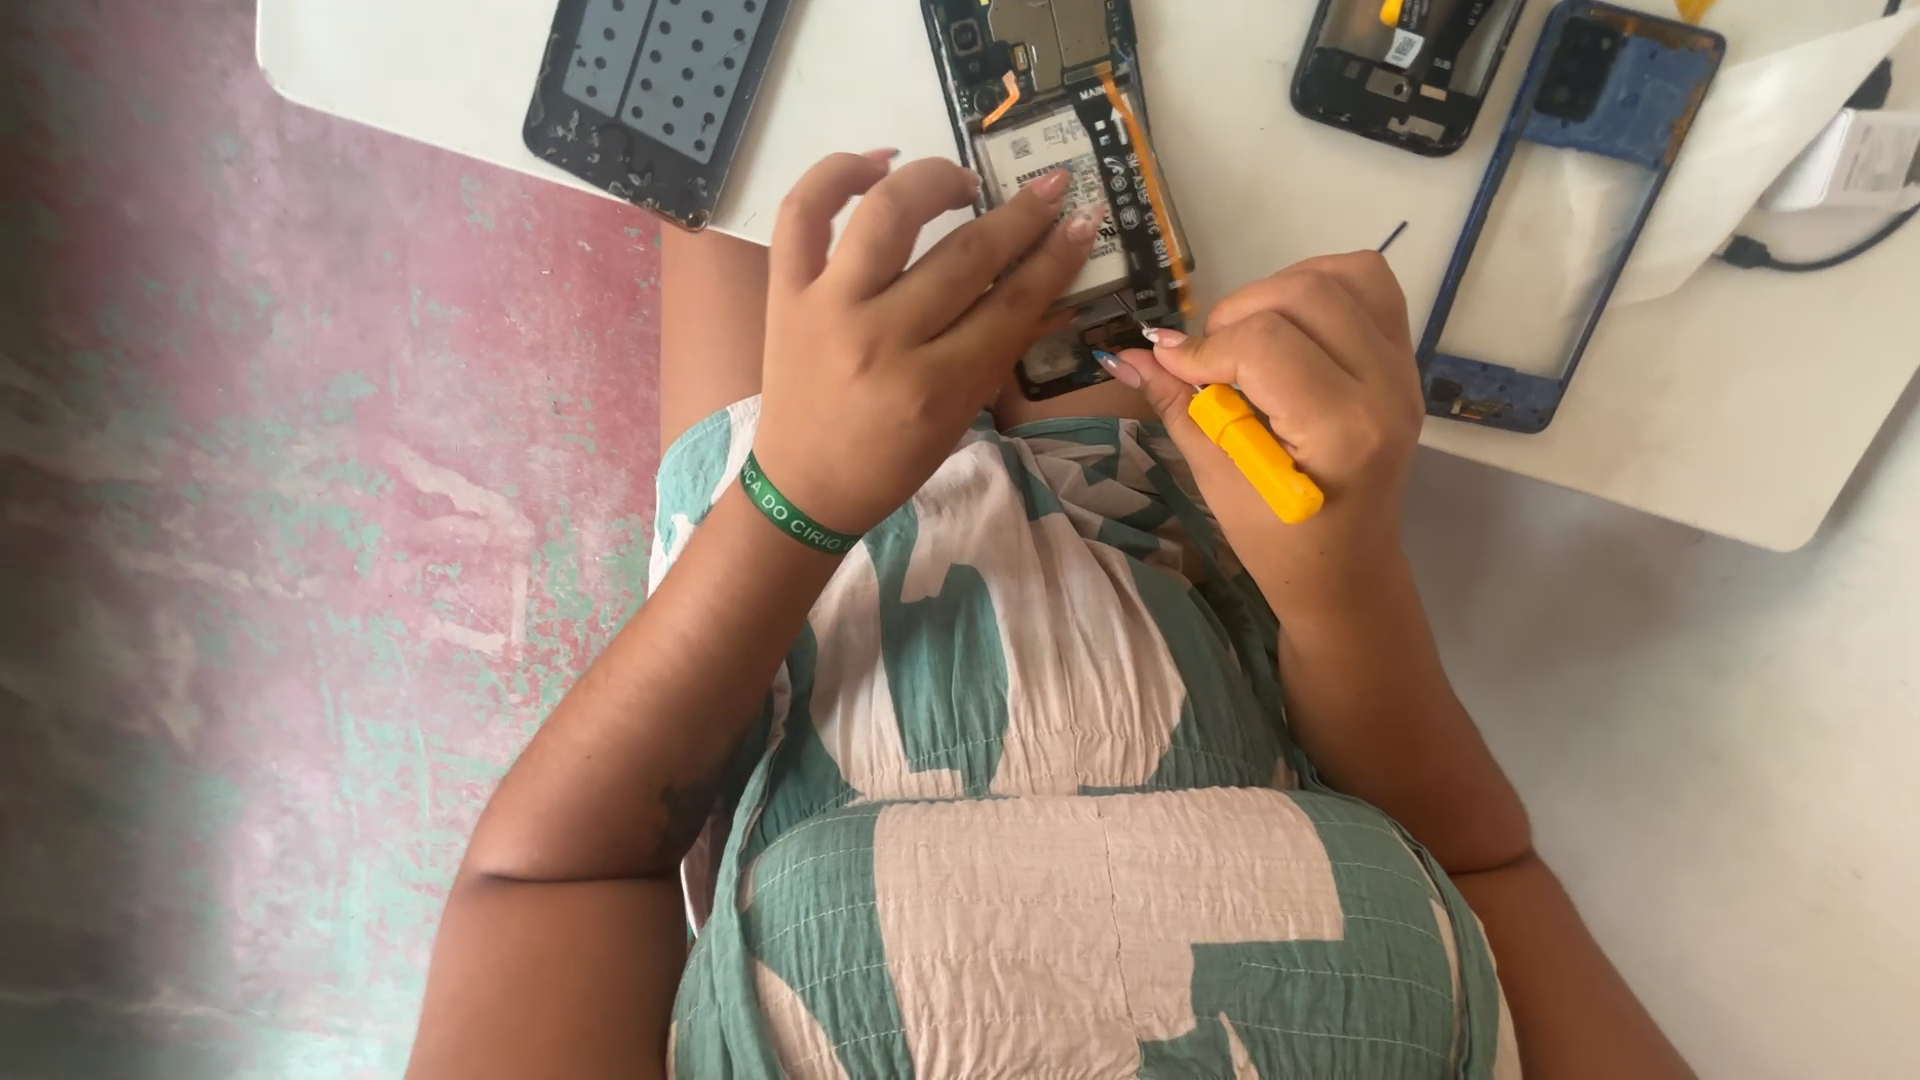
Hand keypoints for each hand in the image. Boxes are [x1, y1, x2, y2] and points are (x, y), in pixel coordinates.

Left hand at [751, 151, 1100, 536]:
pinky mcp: (785, 293)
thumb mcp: (957, 421)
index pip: (1010, 305)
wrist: (805, 488)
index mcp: (934, 387)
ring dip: (937, 180)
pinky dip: (837, 172)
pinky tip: (876, 162)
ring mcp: (828, 309)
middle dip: (1020, 216)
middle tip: (1048, 188)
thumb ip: (998, 356)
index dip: (1055, 258)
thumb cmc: (890, 465)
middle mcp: (883, 339)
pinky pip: (802, 212)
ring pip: (889, 214)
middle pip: (965, 256)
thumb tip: (1046, 292)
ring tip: (963, 181)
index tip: (1081, 221)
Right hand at [1111, 252, 1424, 618]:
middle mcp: (1386, 388)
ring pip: (1343, 275)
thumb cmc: (1275, 541)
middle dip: (1237, 313)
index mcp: (1340, 430)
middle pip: (1306, 294)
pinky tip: (1287, 325)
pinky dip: (1320, 286)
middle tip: (1210, 356)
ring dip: (1278, 291)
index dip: (1203, 348)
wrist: (1344, 567)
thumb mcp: (1215, 477)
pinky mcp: (1404, 361)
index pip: (1264, 346)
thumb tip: (1124, 354)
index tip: (1169, 365)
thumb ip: (1176, 405)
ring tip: (1248, 336)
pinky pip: (1370, 286)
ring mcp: (1404, 370)